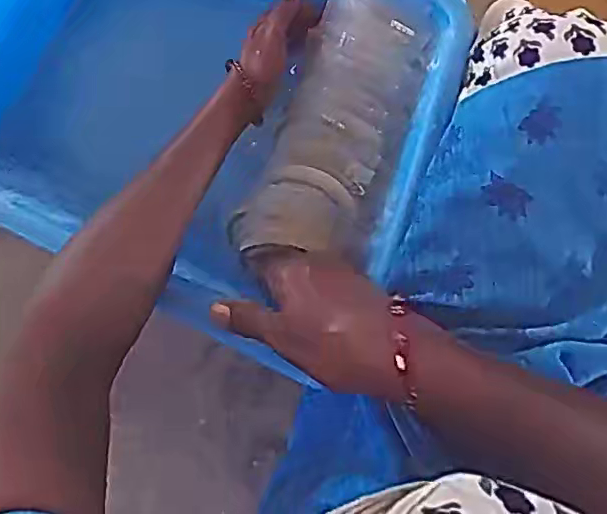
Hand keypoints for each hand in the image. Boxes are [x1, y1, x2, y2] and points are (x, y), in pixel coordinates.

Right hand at [212, 250, 431, 398]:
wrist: (392, 348)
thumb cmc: (330, 345)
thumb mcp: (283, 339)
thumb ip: (249, 319)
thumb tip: (214, 305)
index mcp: (287, 267)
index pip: (257, 261)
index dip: (247, 275)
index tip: (238, 288)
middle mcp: (310, 257)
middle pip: (282, 263)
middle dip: (271, 281)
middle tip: (261, 306)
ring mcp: (336, 265)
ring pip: (305, 271)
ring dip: (296, 287)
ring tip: (288, 312)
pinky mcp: (355, 278)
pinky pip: (324, 279)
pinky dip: (316, 291)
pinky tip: (317, 311)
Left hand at [236, 0, 320, 103]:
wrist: (251, 94)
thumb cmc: (263, 63)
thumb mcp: (273, 34)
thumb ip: (283, 13)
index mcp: (264, 22)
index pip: (285, 5)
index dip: (304, 3)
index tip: (326, 6)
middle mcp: (265, 32)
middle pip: (287, 18)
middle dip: (306, 15)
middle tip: (329, 19)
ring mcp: (269, 48)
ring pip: (289, 31)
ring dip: (305, 28)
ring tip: (325, 32)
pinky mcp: (275, 62)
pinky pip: (291, 44)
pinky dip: (302, 41)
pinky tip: (312, 48)